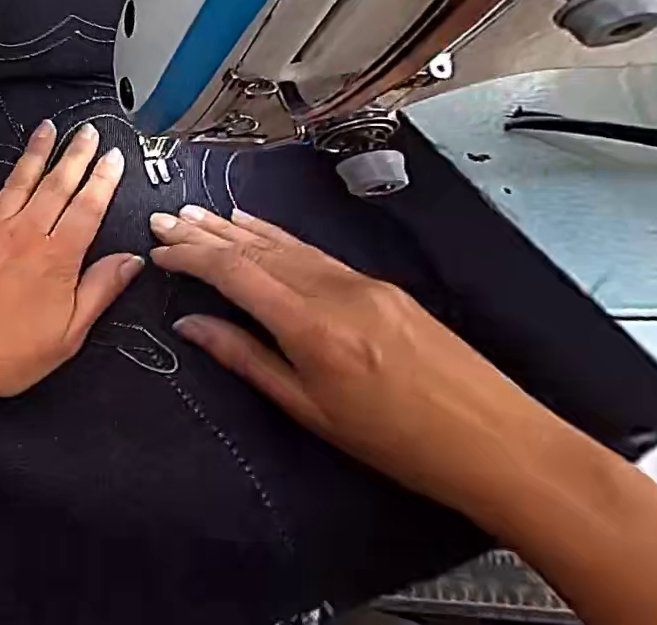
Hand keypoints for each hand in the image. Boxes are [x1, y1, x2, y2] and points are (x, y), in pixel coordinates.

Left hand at [0, 121, 140, 400]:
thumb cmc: (4, 352)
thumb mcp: (67, 335)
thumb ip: (100, 291)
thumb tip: (131, 261)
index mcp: (57, 258)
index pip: (89, 208)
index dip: (104, 180)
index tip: (114, 158)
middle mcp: (27, 232)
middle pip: (58, 185)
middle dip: (77, 155)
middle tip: (88, 132)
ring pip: (20, 178)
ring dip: (37, 151)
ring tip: (49, 128)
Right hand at [149, 205, 575, 515]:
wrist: (496, 439)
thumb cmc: (397, 441)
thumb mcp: (310, 410)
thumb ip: (245, 358)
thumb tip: (192, 323)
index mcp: (310, 325)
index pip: (234, 272)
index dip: (191, 256)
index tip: (160, 250)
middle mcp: (330, 288)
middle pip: (253, 247)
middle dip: (204, 232)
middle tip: (165, 220)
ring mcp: (356, 278)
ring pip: (280, 242)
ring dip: (234, 227)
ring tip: (197, 214)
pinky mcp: (375, 281)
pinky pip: (309, 249)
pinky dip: (273, 234)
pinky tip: (253, 223)